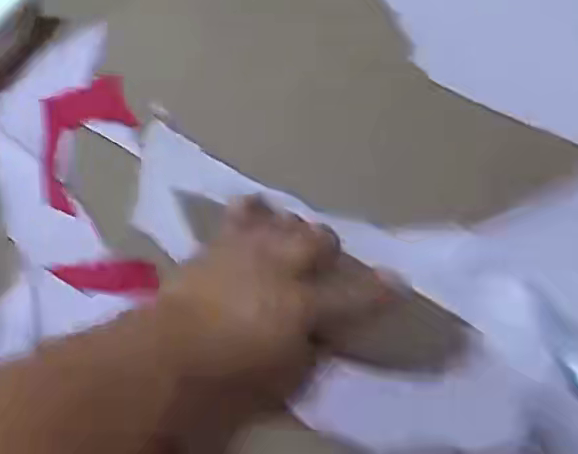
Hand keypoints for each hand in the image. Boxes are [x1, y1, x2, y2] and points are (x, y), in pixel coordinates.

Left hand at [138, 195, 396, 443]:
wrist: (178, 345)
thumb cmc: (240, 372)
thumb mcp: (294, 370)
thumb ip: (313, 341)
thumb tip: (320, 326)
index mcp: (304, 303)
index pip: (355, 294)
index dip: (382, 289)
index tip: (399, 280)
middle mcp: (275, 265)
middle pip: (313, 239)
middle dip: (326, 245)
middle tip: (330, 256)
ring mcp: (241, 248)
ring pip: (276, 221)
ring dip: (289, 226)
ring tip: (292, 231)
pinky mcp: (213, 242)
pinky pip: (236, 215)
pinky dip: (250, 210)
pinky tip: (255, 204)